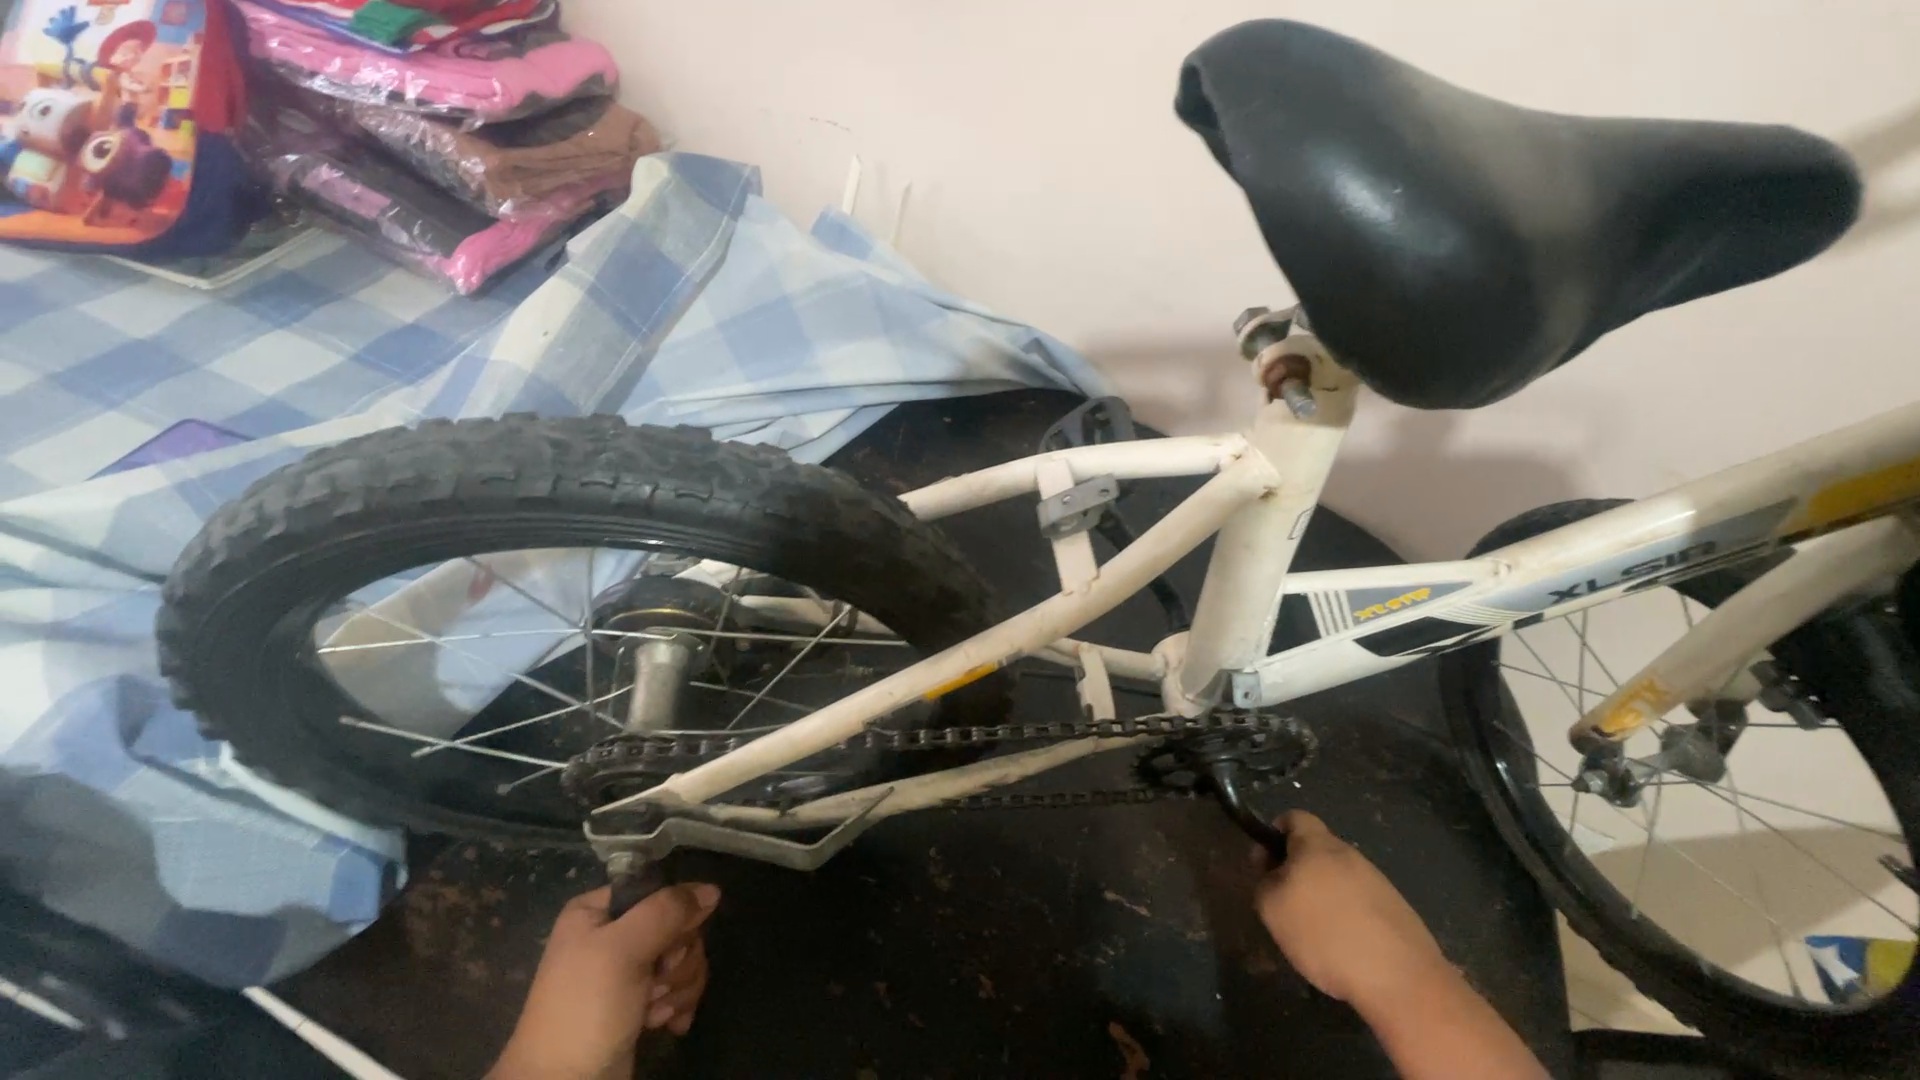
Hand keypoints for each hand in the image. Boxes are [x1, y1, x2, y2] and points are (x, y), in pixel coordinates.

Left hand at [488, 882, 719, 1079]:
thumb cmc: (586, 1010)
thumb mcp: (623, 950)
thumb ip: (667, 911)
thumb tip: (712, 890)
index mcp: (597, 911)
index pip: (659, 891)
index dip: (674, 916)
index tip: (668, 946)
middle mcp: (613, 934)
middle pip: (678, 926)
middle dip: (677, 960)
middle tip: (657, 983)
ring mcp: (628, 971)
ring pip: (684, 958)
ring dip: (678, 987)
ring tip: (655, 1013)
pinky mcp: (640, 1003)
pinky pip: (680, 986)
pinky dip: (678, 1005)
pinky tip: (666, 1025)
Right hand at [1253, 811, 1454, 1008]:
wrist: (1401, 979)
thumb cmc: (1325, 934)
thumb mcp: (1272, 908)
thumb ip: (1264, 881)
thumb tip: (1274, 873)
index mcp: (1318, 845)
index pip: (1294, 817)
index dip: (1274, 833)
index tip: (1264, 864)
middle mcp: (1349, 855)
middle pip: (1315, 851)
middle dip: (1296, 871)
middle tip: (1284, 905)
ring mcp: (1377, 882)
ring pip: (1338, 879)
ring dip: (1322, 897)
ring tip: (1314, 933)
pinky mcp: (1396, 910)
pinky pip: (1359, 904)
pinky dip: (1346, 919)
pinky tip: (1343, 948)